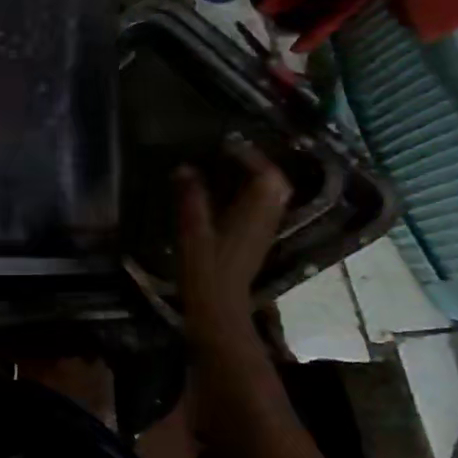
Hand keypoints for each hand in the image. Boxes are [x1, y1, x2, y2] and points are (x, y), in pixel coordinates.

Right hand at [173, 138, 291, 348]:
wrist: (218, 312)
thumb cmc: (205, 272)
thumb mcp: (192, 232)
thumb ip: (190, 199)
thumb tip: (184, 167)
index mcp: (254, 215)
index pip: (266, 175)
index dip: (250, 156)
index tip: (225, 145)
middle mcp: (265, 220)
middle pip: (274, 184)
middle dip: (257, 165)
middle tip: (230, 154)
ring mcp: (262, 233)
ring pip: (269, 197)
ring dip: (253, 179)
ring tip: (226, 169)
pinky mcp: (253, 243)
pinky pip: (258, 209)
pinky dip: (246, 196)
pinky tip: (224, 197)